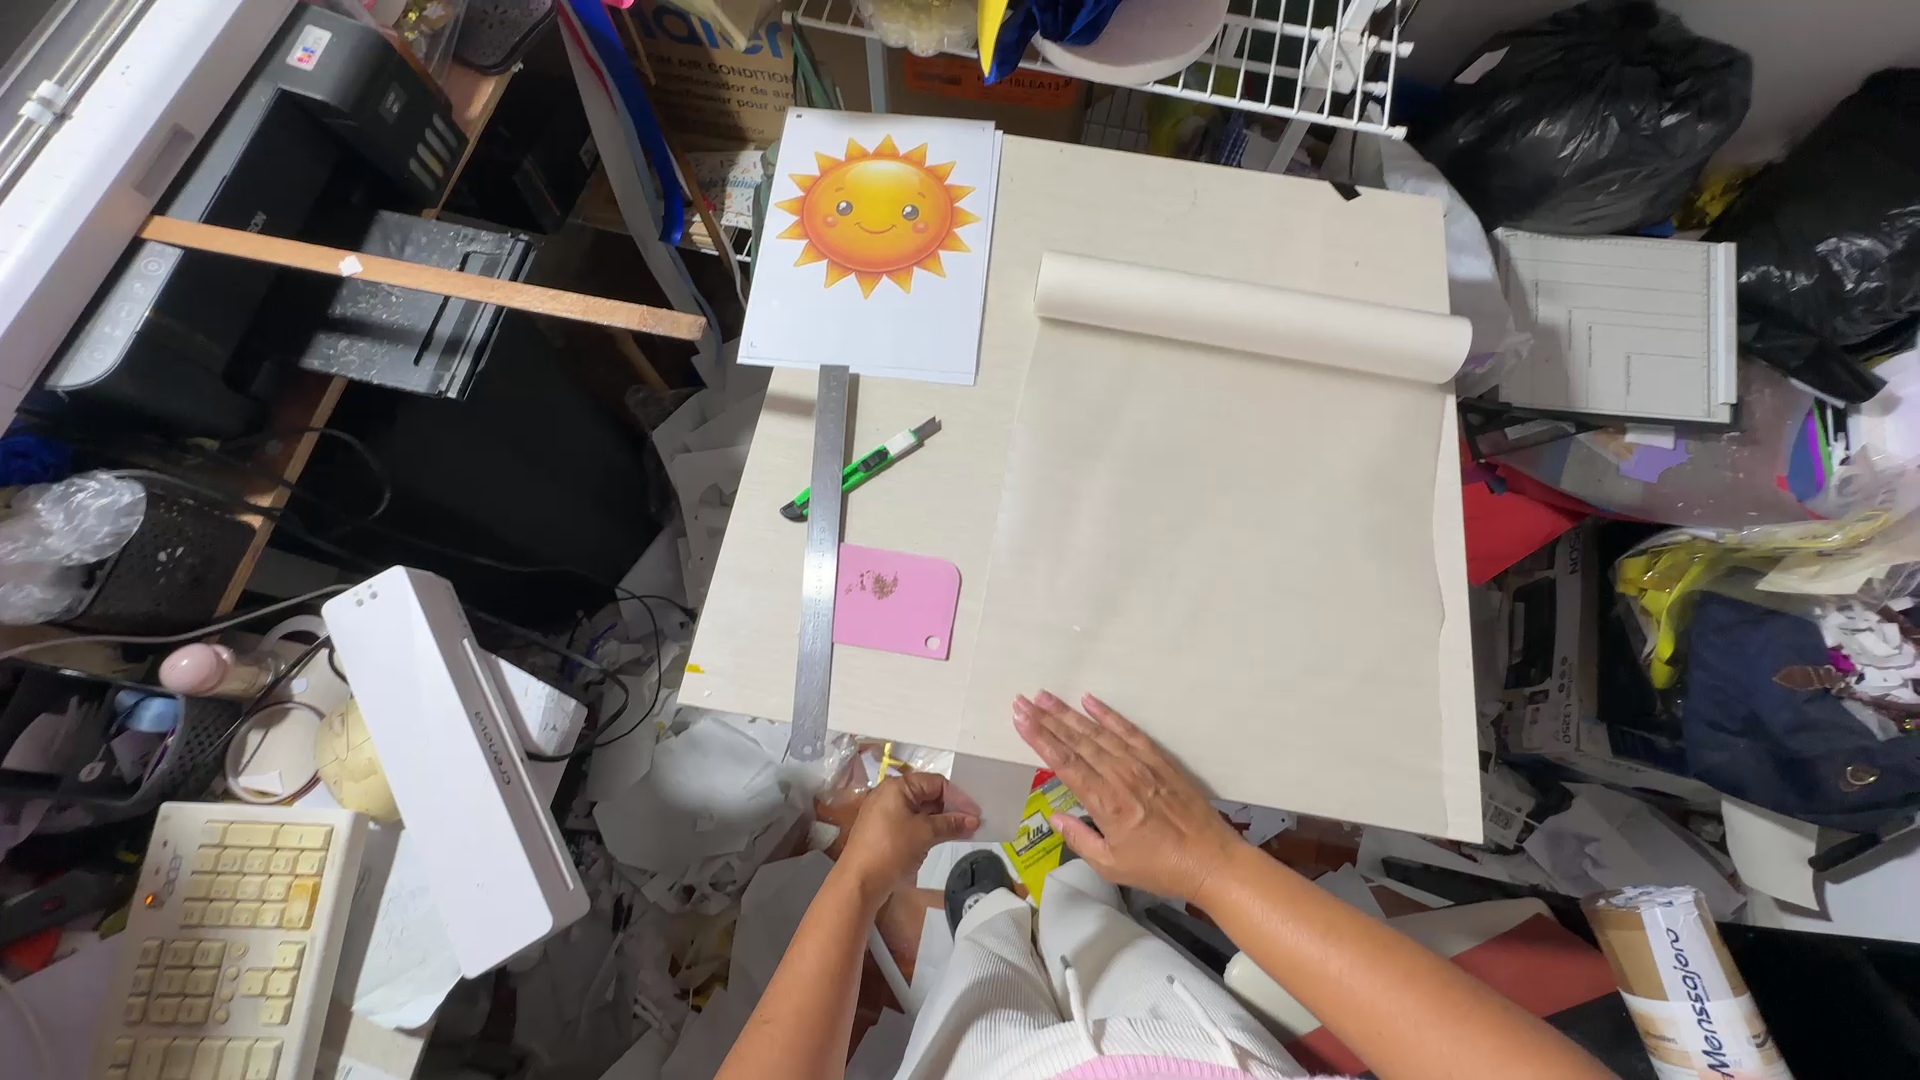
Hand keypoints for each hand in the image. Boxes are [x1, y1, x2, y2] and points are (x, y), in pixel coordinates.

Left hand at [836, 773, 978, 901]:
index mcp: (897, 786)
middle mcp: (890, 793)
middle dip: (951, 807)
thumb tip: (974, 820)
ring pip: (920, 809)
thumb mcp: (925, 834)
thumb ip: (951, 824)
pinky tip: (942, 837)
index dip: (958, 797)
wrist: (858, 883)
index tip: (976, 814)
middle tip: (972, 822)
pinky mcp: (884, 830)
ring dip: (941, 819)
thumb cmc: (892, 850)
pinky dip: (928, 827)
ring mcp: (885, 812)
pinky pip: (911, 821)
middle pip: (928, 794)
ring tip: (962, 831)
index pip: (936, 782)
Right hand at [1013, 691, 1245, 898]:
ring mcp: (1141, 764)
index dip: (1039, 739)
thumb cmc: (1160, 868)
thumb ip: (1079, 839)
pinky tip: (1090, 701)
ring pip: (1098, 731)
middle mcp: (1120, 776)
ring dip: (1069, 713)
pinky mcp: (1159, 759)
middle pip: (1076, 741)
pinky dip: (1108, 714)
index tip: (1020, 720)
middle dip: (1046, 719)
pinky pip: (1128, 730)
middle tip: (1023, 701)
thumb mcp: (1112, 865)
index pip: (1064, 762)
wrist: (1211, 861)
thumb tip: (1054, 816)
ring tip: (1045, 697)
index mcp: (1106, 803)